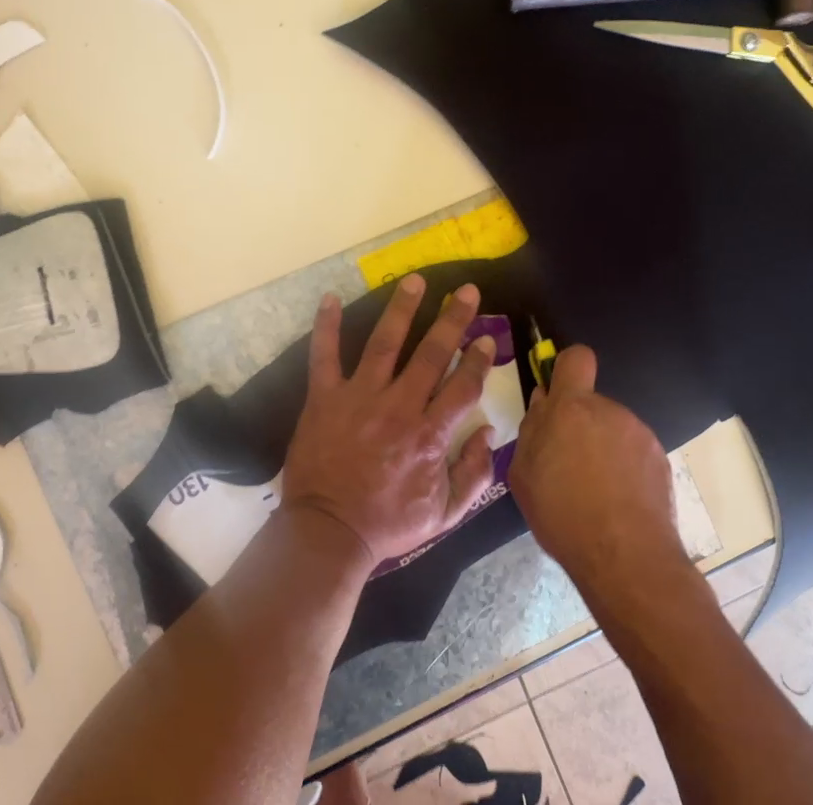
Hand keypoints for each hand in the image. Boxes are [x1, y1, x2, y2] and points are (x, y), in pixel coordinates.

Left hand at [280, 274, 497, 567]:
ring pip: (384, 344)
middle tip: (465, 290)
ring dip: (401, 310)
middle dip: (451, 319)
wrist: (328, 533)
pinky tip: (329, 298)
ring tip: (414, 280)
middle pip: (431, 354)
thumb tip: (489, 432)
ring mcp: (359, 398)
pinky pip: (324, 356)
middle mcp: (398, 407)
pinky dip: (325, 327)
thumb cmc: (389, 524)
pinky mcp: (323, 399)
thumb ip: (474, 473)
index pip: (462, 386)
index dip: (477, 360)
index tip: (485, 337)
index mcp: (430, 435)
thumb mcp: (445, 513)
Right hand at [509, 345, 687, 598]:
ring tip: (592, 492)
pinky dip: (624, 469)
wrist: (625, 555)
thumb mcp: (523, 475)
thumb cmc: (562, 513)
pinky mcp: (660, 459)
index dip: (566, 368)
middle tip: (566, 467)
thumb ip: (533, 430)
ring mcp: (640, 434)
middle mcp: (610, 410)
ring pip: (612, 431)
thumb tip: (543, 404)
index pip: (576, 358)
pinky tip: (616, 503)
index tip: (557, 394)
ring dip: (601, 449)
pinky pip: (633, 453)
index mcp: (572, 408)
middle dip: (578, 426)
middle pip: (590, 405)